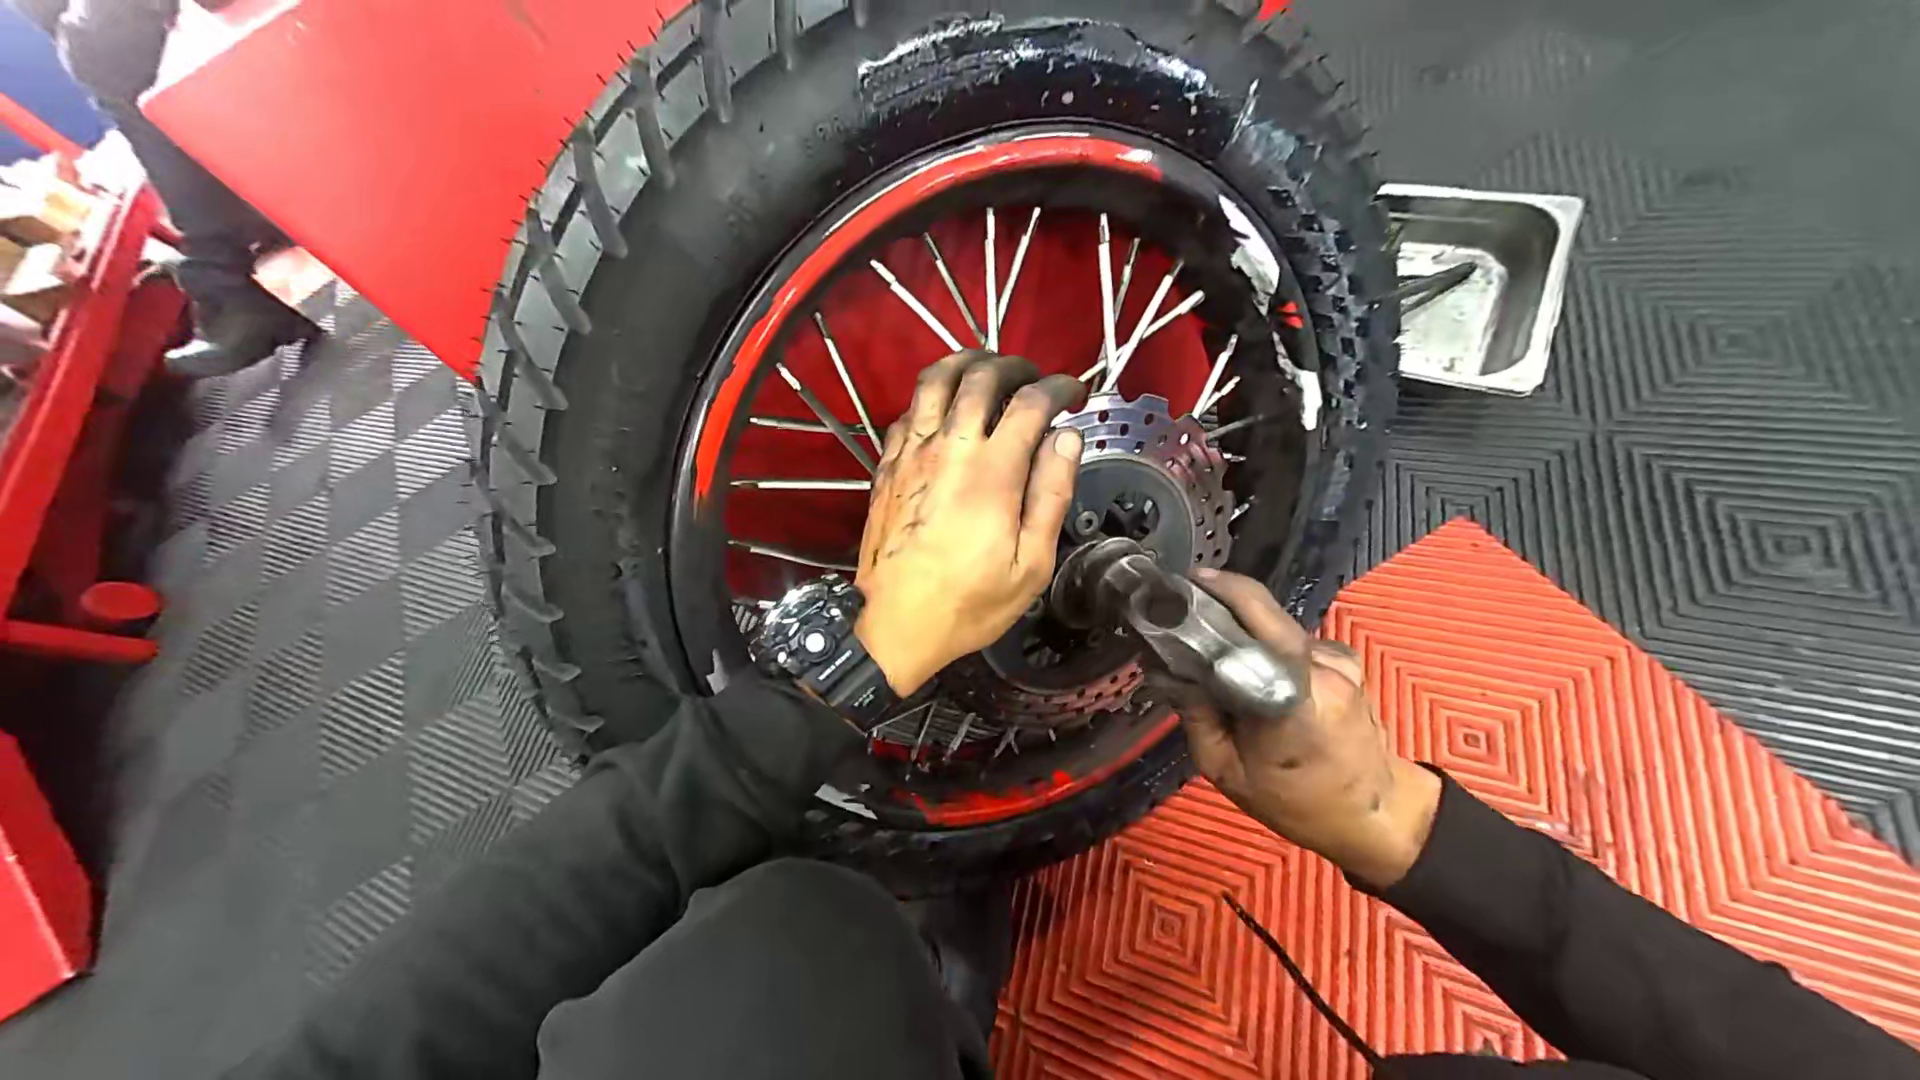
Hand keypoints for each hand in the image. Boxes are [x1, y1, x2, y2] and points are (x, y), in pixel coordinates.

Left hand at [854, 352, 1085, 695]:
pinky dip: (930, 398)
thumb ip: (1051, 494)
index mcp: (993, 472)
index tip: (1074, 393)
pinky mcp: (886, 467)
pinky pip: (907, 412)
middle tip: (1032, 376)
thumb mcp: (1031, 564)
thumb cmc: (968, 602)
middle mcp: (950, 448)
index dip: (1060, 387)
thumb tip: (1068, 441)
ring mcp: (911, 454)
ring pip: (934, 381)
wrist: (894, 624)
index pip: (1031, 403)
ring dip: (964, 363)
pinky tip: (942, 409)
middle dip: (1014, 364)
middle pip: (981, 376)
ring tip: (985, 367)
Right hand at [1169, 569, 1441, 888]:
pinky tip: (1251, 663)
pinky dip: (1263, 641)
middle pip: (1258, 610)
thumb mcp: (1222, 768)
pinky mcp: (1344, 657)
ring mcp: (1338, 658)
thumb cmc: (1296, 801)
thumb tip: (1166, 666)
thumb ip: (1193, 712)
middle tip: (1178, 602)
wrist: (1377, 815)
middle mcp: (1320, 665)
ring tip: (1208, 640)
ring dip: (1239, 624)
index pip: (1245, 624)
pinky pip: (1289, 636)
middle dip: (1215, 597)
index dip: (1206, 601)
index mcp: (1290, 695)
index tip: (1168, 595)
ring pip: (1271, 622)